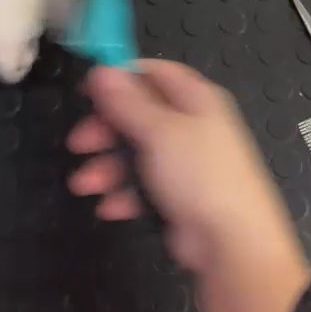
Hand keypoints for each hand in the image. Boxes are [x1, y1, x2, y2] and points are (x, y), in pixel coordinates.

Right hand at [67, 61, 298, 271]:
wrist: (232, 242)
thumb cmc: (198, 174)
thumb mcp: (158, 131)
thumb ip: (127, 101)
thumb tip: (102, 69)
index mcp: (195, 99)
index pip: (154, 72)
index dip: (120, 77)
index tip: (88, 90)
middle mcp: (192, 125)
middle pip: (139, 115)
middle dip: (106, 130)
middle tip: (79, 143)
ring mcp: (186, 162)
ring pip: (137, 153)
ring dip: (108, 167)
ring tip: (84, 185)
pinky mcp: (180, 195)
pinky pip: (145, 186)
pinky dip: (125, 194)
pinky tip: (111, 207)